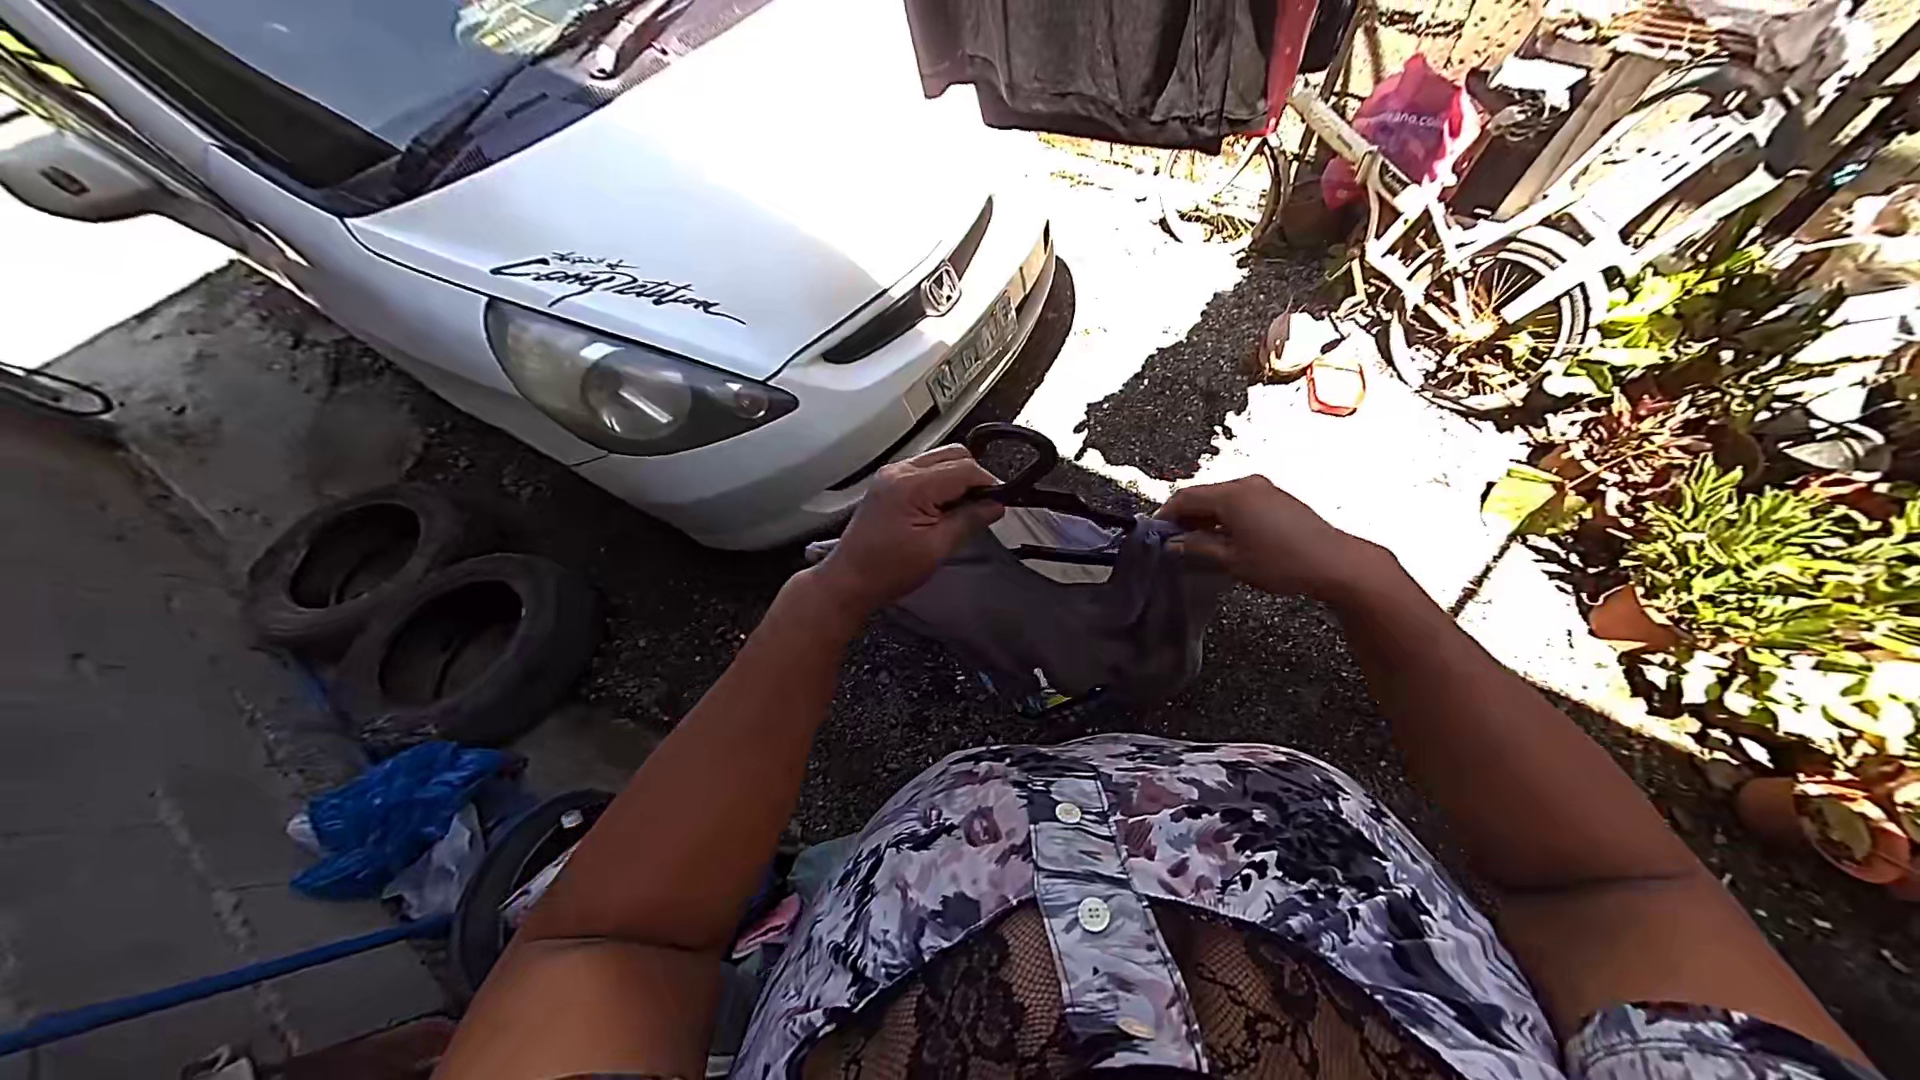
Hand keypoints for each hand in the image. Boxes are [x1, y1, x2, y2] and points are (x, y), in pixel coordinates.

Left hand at [809, 445, 1003, 615]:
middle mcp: (899, 471)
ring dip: (957, 479)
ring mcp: (891, 475)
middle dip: (974, 477)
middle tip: (984, 506)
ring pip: (939, 459)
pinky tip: (944, 508)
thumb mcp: (936, 548)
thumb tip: (995, 505)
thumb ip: (969, 520)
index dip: (987, 483)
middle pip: (953, 455)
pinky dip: (941, 483)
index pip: (964, 468)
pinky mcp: (888, 483)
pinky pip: (924, 470)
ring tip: (963, 510)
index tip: (999, 501)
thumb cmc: (886, 570)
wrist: (849, 581)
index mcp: (911, 485)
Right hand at [1155, 476, 1392, 600]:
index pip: (1185, 497)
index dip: (1166, 514)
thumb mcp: (1231, 560)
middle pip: (1203, 494)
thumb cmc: (1284, 562)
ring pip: (1222, 498)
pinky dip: (1225, 516)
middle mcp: (1247, 485)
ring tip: (1197, 542)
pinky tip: (1224, 537)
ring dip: (1205, 516)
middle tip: (1173, 539)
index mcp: (1232, 495)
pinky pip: (1240, 501)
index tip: (1157, 531)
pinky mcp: (1277, 499)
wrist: (1335, 564)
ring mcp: (1265, 489)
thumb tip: (1176, 543)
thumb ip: (1197, 547)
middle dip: (1185, 515)